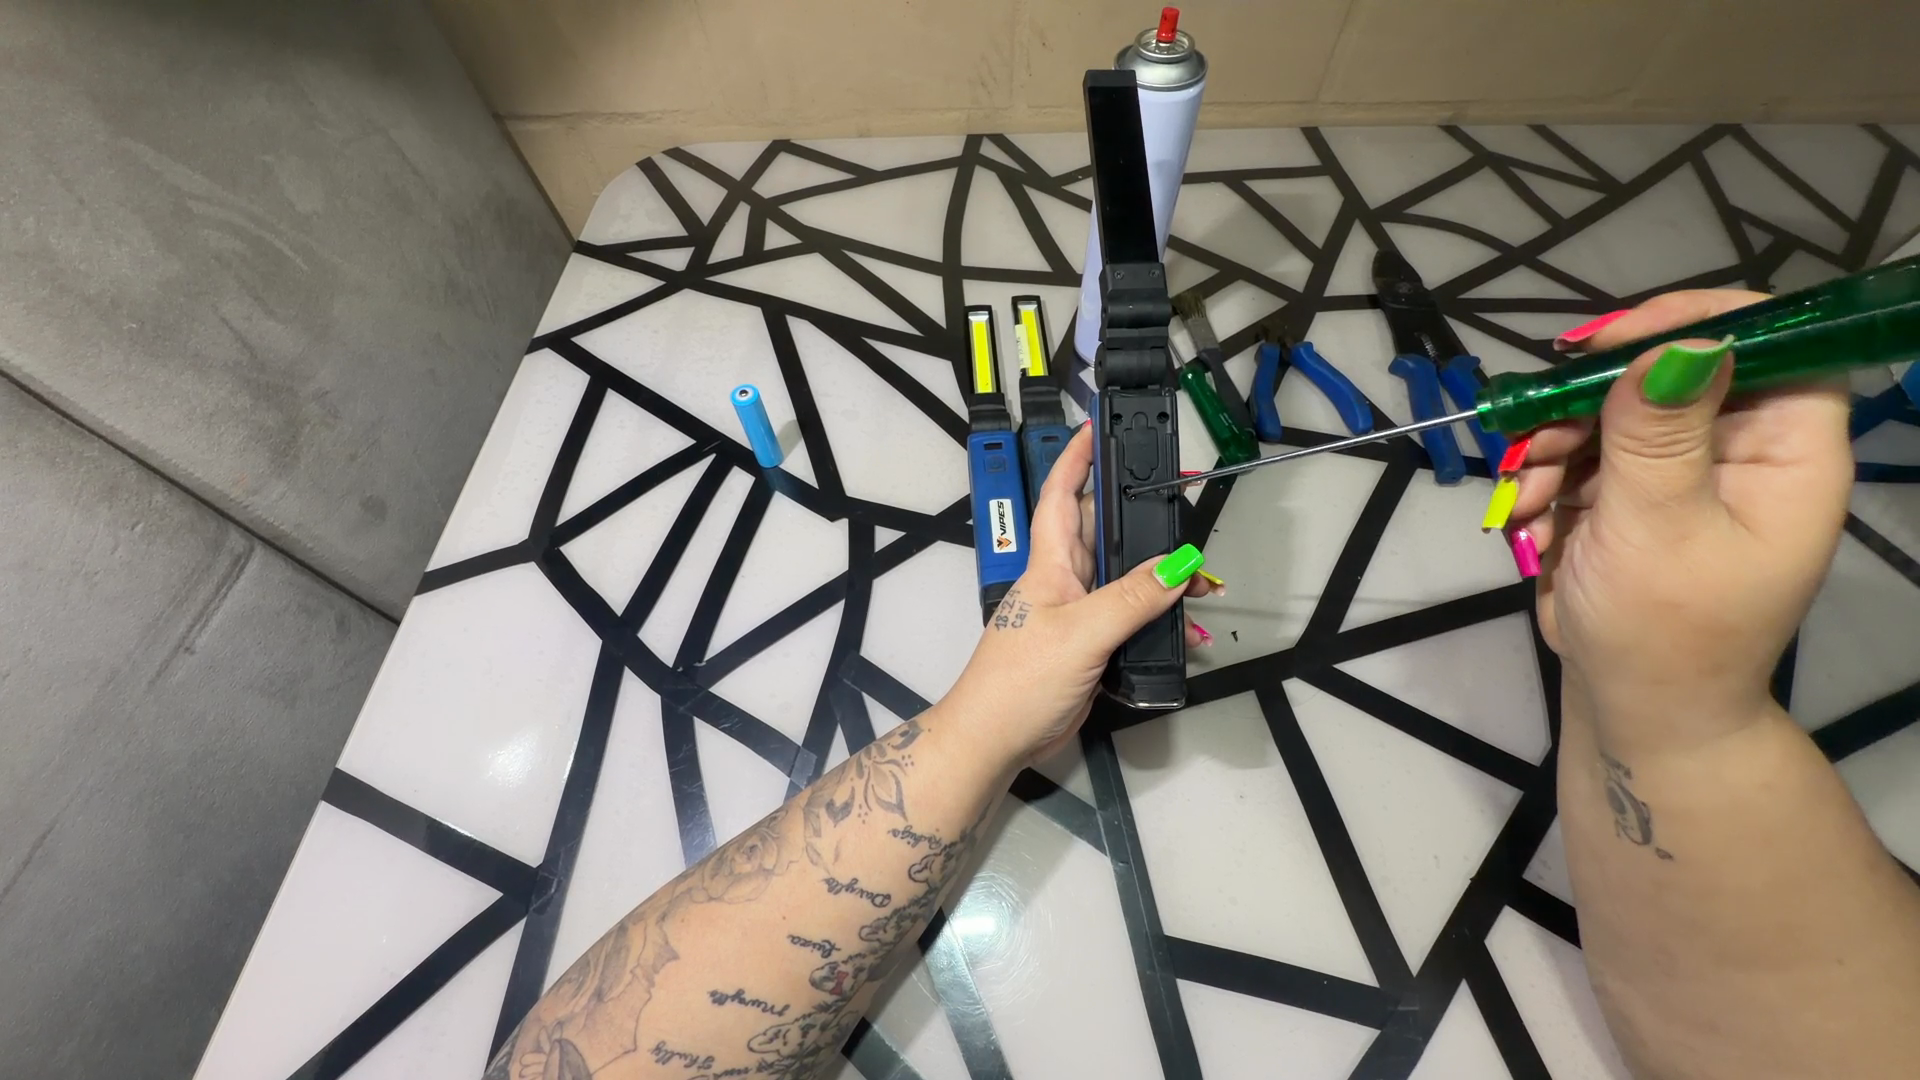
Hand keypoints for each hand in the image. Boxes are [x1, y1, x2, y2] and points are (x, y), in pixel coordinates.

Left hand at [942, 426, 1215, 767]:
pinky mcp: (1089, 645)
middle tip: (1177, 497)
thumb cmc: (1021, 679)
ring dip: (1156, 570)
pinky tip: (1183, 618)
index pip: (1062, 497)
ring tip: (1198, 573)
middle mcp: (1063, 581)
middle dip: (1136, 512)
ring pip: (1121, 576)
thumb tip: (1179, 567)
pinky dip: (1155, 613)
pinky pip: (1127, 615)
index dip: (1076, 459)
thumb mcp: (1080, 633)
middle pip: (1102, 532)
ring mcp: (1076, 613)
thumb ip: (1131, 599)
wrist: (997, 738)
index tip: (1096, 428)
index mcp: (1050, 564)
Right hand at [1511, 290, 1852, 747]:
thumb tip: (1681, 344)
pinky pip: (1571, 462)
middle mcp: (1731, 454)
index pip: (1768, 350)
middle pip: (1660, 382)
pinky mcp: (1618, 500)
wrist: (1630, 697)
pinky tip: (1530, 524)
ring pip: (1601, 421)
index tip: (1607, 341)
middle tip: (1533, 440)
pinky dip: (1540, 486)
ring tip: (1526, 500)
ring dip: (1547, 452)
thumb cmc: (1663, 622)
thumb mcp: (1656, 526)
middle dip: (1583, 409)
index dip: (1695, 328)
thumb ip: (1659, 435)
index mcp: (1781, 454)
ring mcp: (1669, 477)